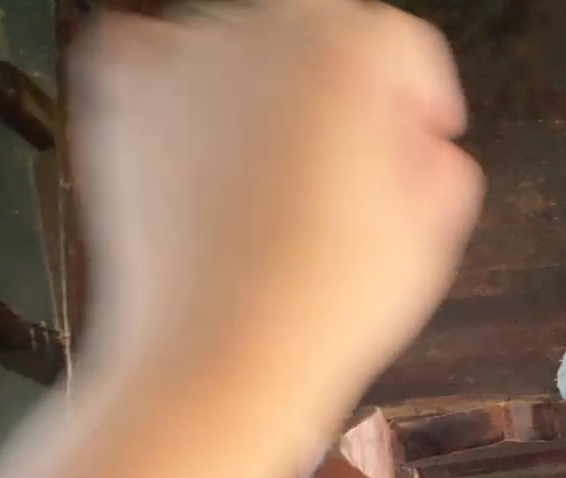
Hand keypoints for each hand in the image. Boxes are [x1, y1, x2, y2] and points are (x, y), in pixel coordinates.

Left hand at [70, 1, 483, 407]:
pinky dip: (196, 100)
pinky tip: (218, 163)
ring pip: (248, 48)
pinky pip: (167, 67)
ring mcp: (181, 57)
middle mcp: (261, 30)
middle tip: (356, 171)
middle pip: (327, 34)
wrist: (223, 358)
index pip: (403, 48)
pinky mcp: (123, 98)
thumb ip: (442, 170)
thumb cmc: (329, 308)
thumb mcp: (428, 240)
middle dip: (350, 94)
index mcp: (348, 55)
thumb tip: (425, 149)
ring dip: (276, 96)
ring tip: (283, 186)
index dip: (424, 103)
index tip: (424, 143)